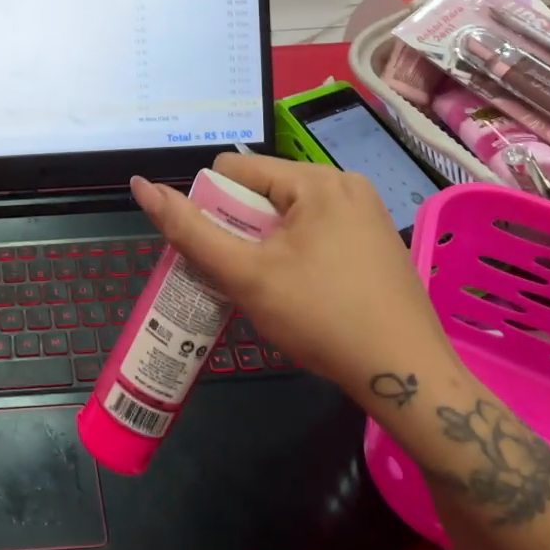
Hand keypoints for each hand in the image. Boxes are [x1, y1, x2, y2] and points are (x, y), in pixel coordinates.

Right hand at [128, 154, 454, 395]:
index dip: (213, 211)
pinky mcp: (376, 240)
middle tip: (249, 279)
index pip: (232, 171)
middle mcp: (344, 183)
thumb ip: (189, 230)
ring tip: (275, 291)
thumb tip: (140, 185)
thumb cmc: (322, 318)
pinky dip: (296, 255)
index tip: (226, 257)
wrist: (409, 377)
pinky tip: (305, 294)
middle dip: (242, 232)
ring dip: (266, 246)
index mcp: (316, 180)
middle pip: (261, 192)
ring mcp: (366, 211)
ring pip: (286, 215)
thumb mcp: (246, 276)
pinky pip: (316, 231)